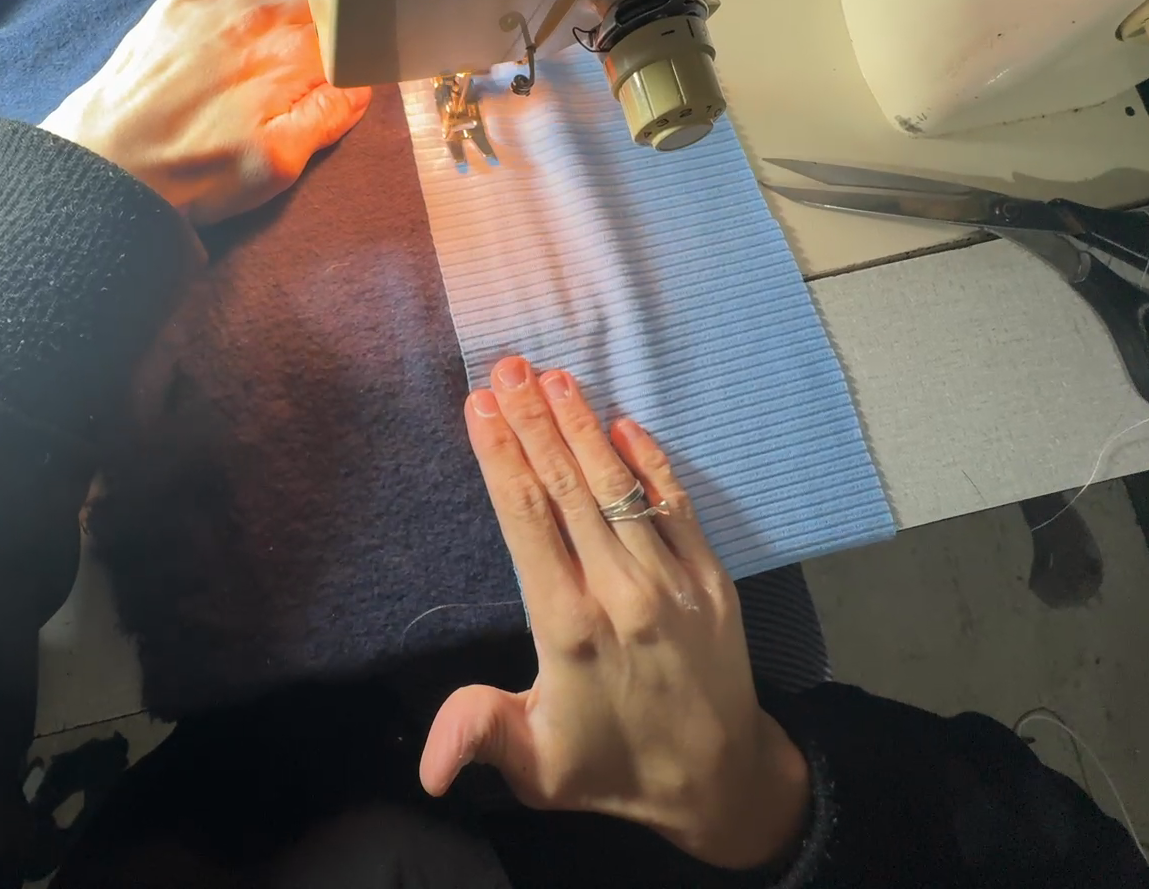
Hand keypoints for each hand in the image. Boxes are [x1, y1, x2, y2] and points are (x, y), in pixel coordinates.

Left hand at [40, 0, 372, 224]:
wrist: (116, 164)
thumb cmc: (199, 174)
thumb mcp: (278, 165)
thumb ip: (325, 119)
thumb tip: (360, 85)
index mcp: (293, 65)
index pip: (347, 34)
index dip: (369, 33)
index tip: (385, 34)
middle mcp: (264, 23)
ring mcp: (222, 5)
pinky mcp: (183, 1)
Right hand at [420, 356, 811, 869]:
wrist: (723, 782)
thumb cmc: (610, 766)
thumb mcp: (536, 767)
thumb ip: (481, 737)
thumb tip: (426, 773)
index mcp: (567, 625)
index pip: (525, 519)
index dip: (501, 456)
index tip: (479, 404)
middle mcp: (618, 589)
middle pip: (566, 486)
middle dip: (533, 420)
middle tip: (508, 365)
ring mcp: (671, 578)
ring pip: (617, 485)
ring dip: (582, 426)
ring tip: (553, 376)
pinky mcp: (712, 576)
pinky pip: (675, 504)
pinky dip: (650, 459)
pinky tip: (623, 421)